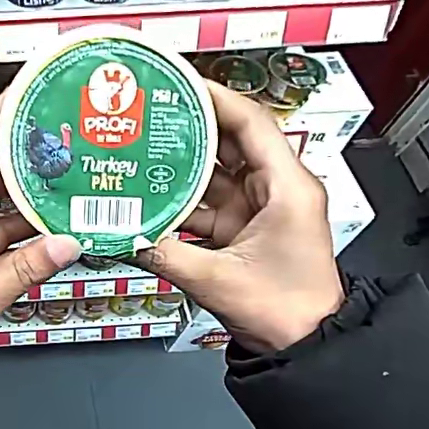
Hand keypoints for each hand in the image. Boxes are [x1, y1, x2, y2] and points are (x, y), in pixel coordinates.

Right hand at [135, 80, 342, 353]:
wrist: (306, 346)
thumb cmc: (286, 310)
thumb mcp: (216, 280)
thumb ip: (163, 254)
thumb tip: (122, 237)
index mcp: (286, 188)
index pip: (250, 124)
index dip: (215, 98)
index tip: (180, 82)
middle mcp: (275, 191)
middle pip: (228, 144)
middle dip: (189, 129)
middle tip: (151, 114)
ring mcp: (259, 210)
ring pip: (215, 175)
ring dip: (181, 168)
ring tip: (142, 152)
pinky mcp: (244, 229)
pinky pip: (208, 204)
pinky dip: (181, 202)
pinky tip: (152, 198)